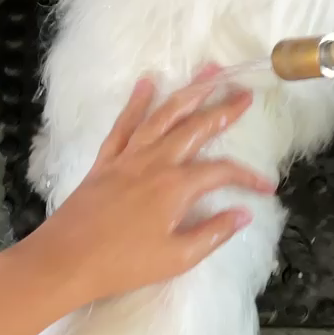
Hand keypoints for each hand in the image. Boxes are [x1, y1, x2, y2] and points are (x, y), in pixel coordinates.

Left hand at [10, 69, 275, 307]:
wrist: (66, 260)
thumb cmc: (124, 264)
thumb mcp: (177, 258)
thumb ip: (213, 233)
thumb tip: (244, 214)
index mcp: (176, 186)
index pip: (222, 172)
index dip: (248, 177)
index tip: (267, 188)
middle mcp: (155, 162)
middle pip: (195, 127)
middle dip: (223, 108)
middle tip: (244, 91)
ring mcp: (128, 157)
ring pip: (162, 115)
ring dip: (187, 91)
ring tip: (208, 70)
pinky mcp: (105, 160)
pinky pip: (124, 124)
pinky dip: (136, 102)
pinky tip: (146, 82)